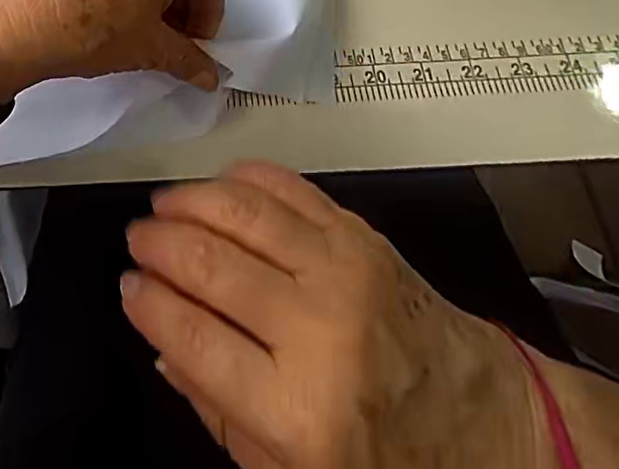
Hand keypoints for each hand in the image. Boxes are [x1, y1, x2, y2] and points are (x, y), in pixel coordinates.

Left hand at [0, 0, 225, 101]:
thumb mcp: (147, 49)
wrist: (20, 27)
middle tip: (173, 44)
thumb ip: (187, 59)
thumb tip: (209, 74)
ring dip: (159, 2)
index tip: (196, 45)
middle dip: (186, 8)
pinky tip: (115, 23)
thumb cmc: (92, 32)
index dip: (211, 15)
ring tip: (142, 37)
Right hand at [121, 161, 548, 468]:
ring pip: (238, 212)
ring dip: (186, 201)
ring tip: (162, 206)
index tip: (127, 286)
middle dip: (155, 244)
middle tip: (137, 239)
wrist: (491, 424)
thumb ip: (215, 409)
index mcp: (297, 412)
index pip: (191, 337)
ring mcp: (343, 272)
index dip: (146, 303)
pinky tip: (215, 187)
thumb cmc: (385, 459)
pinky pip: (284, 186)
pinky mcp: (360, 236)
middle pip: (206, 264)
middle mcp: (318, 332)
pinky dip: (239, 177)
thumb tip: (158, 338)